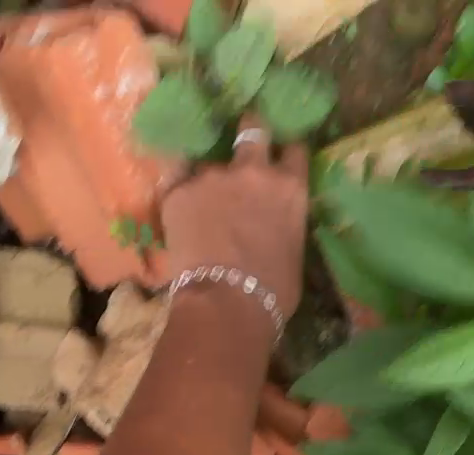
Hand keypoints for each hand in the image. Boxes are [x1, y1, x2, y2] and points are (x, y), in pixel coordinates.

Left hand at [160, 117, 310, 326]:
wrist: (227, 305)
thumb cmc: (273, 293)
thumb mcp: (294, 255)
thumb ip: (284, 225)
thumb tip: (273, 225)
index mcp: (289, 189)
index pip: (294, 151)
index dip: (286, 155)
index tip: (280, 162)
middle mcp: (253, 171)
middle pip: (252, 129)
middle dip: (250, 133)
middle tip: (243, 148)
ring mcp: (212, 176)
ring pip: (210, 165)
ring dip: (211, 182)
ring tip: (203, 213)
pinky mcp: (178, 190)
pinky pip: (179, 184)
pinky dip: (182, 196)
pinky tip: (182, 217)